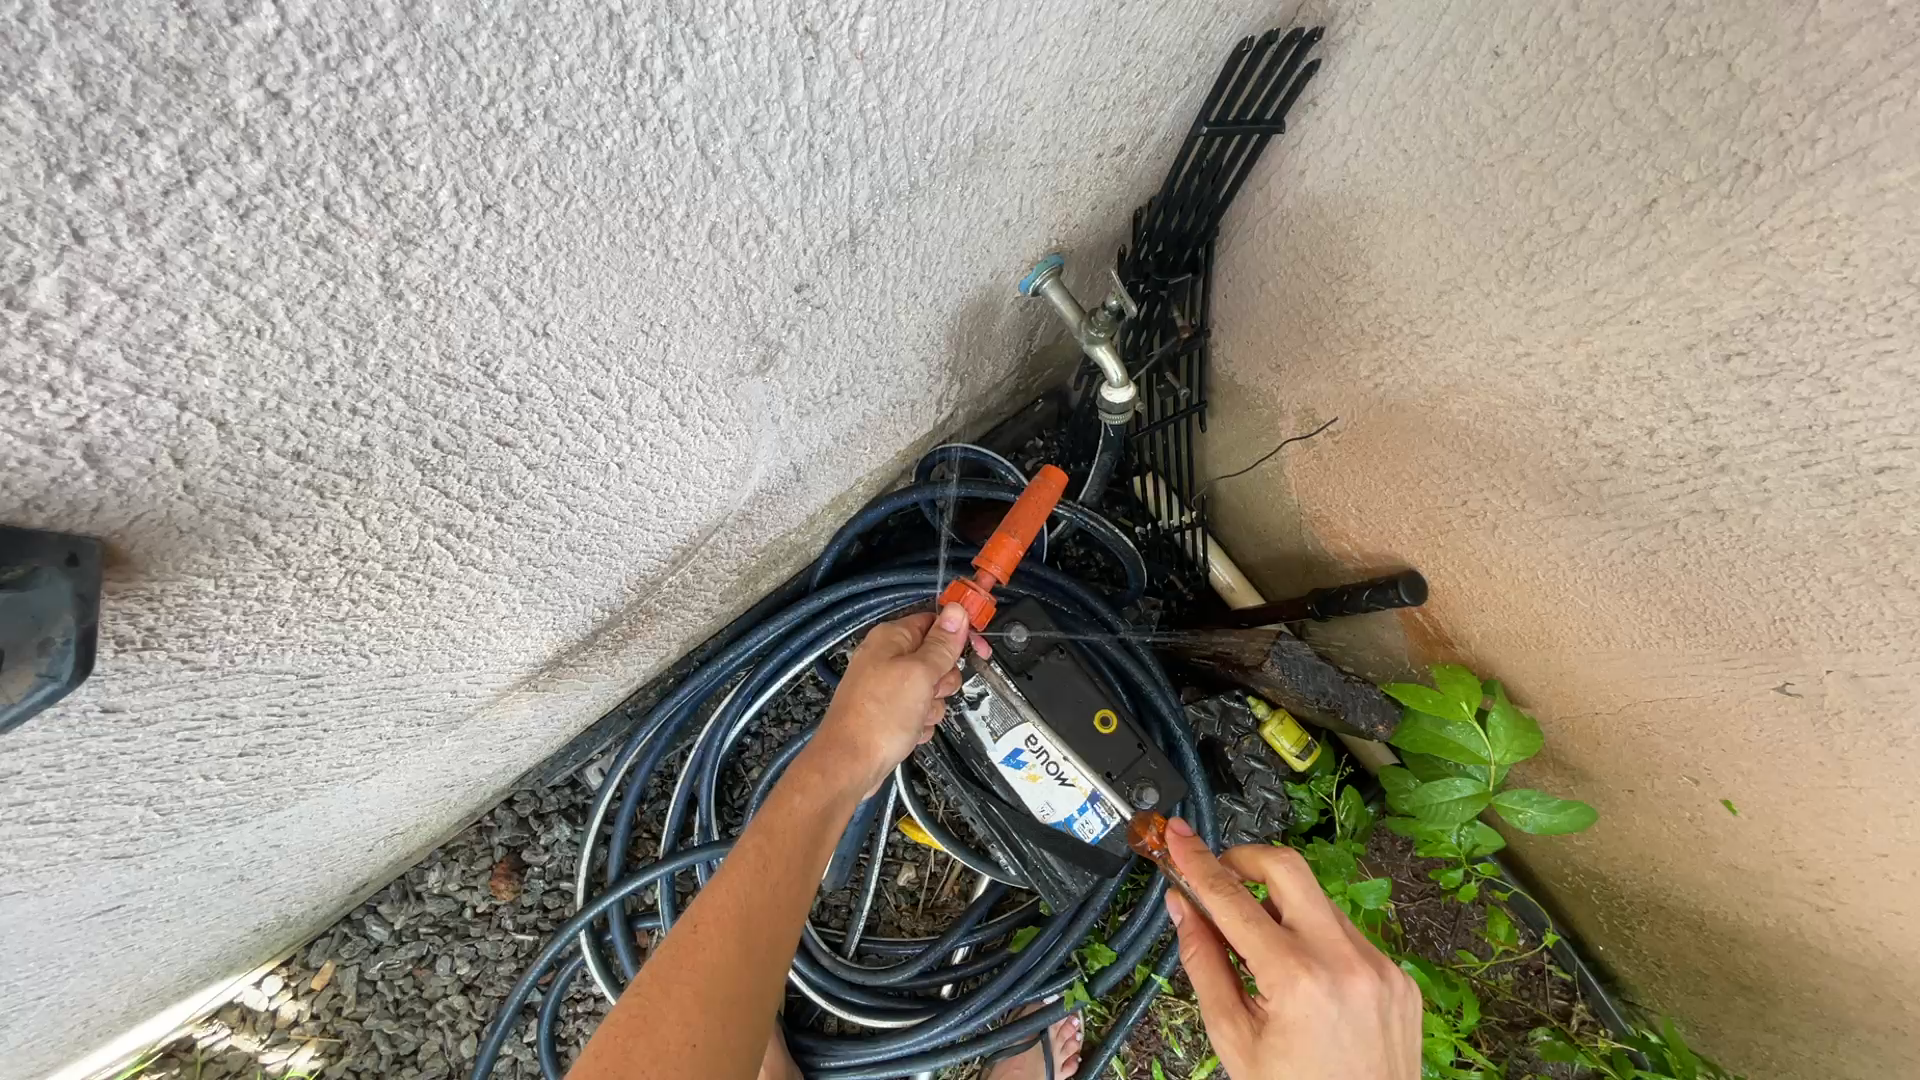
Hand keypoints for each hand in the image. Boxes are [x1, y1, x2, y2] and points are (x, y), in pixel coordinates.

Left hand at [806, 602, 980, 797]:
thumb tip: (957, 612)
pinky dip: (920, 723)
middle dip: (943, 680)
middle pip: (937, 659)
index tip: (978, 648)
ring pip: (932, 689)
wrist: (850, 765)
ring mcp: (887, 686)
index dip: (960, 635)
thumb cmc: (876, 718)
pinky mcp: (889, 711)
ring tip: (915, 715)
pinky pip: (920, 711)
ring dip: (932, 706)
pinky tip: (908, 730)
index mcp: (892, 638)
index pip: (936, 622)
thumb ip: (941, 644)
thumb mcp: (920, 674)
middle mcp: (887, 658)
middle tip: (931, 690)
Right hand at [1163, 817, 1419, 1079]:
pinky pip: (1342, 930)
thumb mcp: (1233, 1037)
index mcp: (1297, 980)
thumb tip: (1182, 905)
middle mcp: (1345, 961)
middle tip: (1220, 877)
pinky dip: (1310, 935)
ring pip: (1314, 898)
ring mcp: (1379, 966)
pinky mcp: (1398, 976)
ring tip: (1262, 949)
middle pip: (1286, 866)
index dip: (1196, 861)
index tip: (1176, 836)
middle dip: (1244, 859)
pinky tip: (1301, 974)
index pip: (1232, 898)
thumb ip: (1203, 961)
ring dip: (1278, 905)